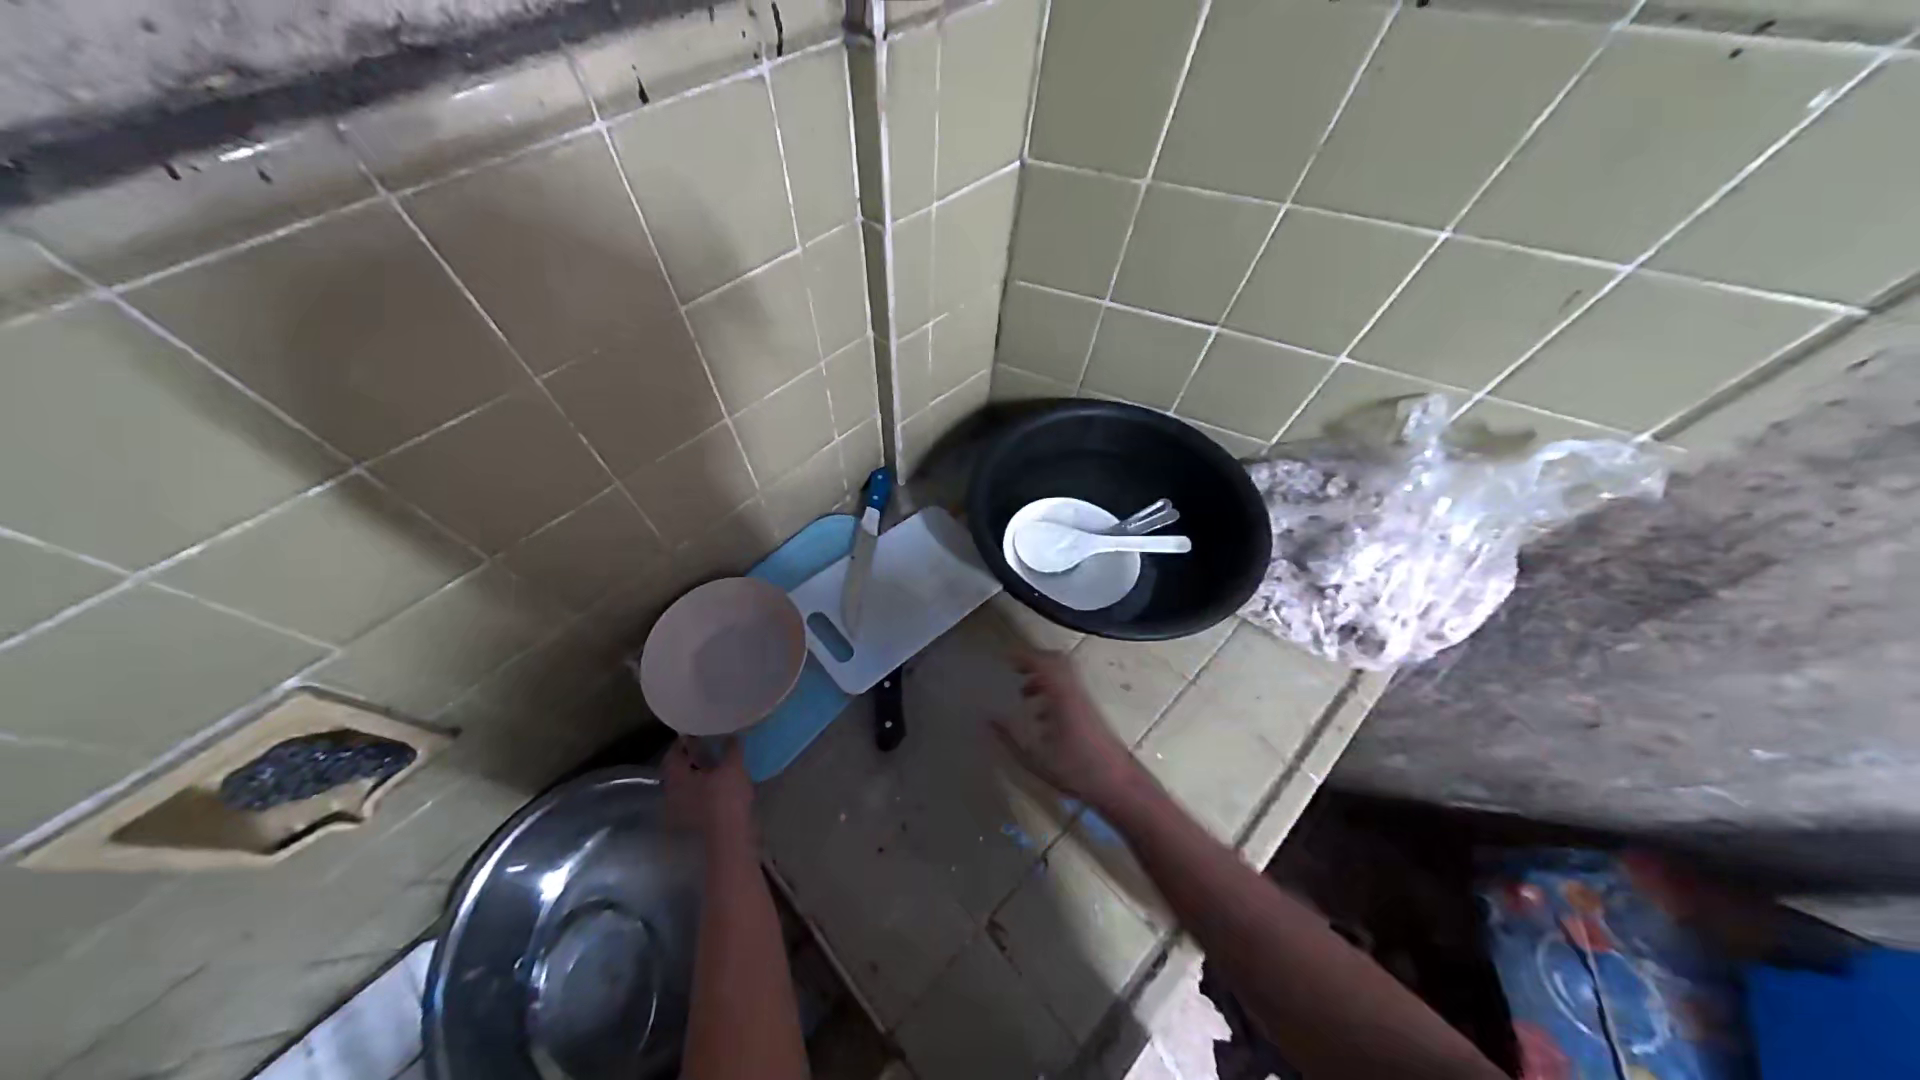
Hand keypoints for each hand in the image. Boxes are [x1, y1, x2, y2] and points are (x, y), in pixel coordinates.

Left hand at [665, 737, 754, 844]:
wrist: (730, 836)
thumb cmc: (726, 796)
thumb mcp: (733, 765)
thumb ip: (731, 747)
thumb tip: (732, 734)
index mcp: (676, 776)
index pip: (673, 753)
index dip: (684, 741)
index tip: (698, 732)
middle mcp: (671, 792)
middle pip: (677, 770)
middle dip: (691, 758)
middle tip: (708, 747)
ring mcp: (679, 810)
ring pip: (685, 786)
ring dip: (697, 775)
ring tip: (716, 765)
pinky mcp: (691, 821)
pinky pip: (693, 798)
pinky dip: (703, 789)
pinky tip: (719, 786)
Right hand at [991, 650, 1146, 812]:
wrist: (1118, 785)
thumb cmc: (1076, 772)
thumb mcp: (1035, 759)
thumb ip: (1009, 738)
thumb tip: (988, 719)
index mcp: (1062, 698)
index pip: (1044, 663)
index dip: (1025, 656)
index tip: (1006, 658)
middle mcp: (1076, 693)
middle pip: (1057, 662)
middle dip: (1034, 662)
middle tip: (1015, 670)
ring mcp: (1086, 702)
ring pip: (1064, 676)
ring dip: (1043, 678)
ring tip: (1024, 694)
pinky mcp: (1091, 714)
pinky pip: (1069, 689)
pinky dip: (1052, 691)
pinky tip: (1042, 717)